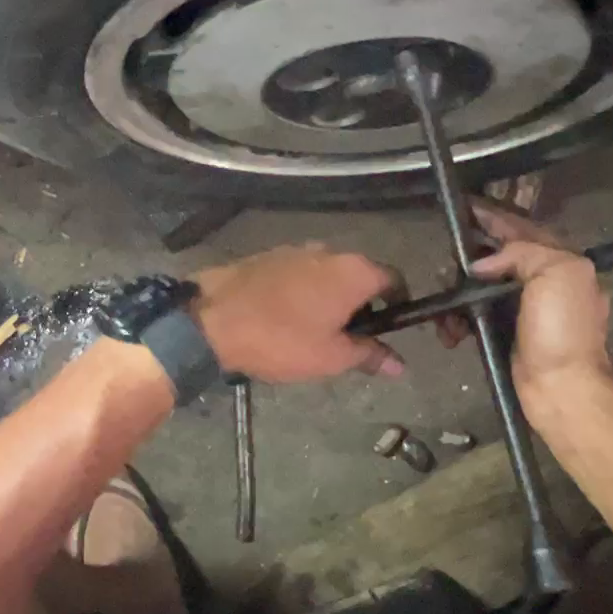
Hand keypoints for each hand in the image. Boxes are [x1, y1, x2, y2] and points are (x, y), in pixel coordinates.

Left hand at [190, 245, 403, 382]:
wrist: (211, 320)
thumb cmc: (281, 339)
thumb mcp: (331, 357)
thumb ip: (370, 355)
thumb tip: (400, 364)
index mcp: (353, 271)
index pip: (394, 279)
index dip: (399, 304)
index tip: (390, 328)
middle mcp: (329, 251)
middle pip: (360, 275)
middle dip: (361, 303)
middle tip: (350, 338)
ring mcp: (296, 249)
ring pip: (327, 273)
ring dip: (329, 297)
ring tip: (314, 331)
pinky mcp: (268, 255)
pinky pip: (299, 273)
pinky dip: (303, 291)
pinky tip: (286, 317)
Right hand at [465, 201, 612, 392]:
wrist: (562, 389)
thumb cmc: (562, 330)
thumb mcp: (556, 274)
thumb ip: (523, 252)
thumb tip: (482, 263)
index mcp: (560, 261)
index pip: (521, 228)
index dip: (493, 216)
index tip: (464, 207)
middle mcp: (542, 281)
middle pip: (496, 256)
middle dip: (468, 258)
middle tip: (447, 263)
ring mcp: (522, 309)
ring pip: (481, 287)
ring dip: (458, 293)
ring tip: (443, 305)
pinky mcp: (505, 334)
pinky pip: (475, 316)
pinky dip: (459, 320)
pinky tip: (449, 331)